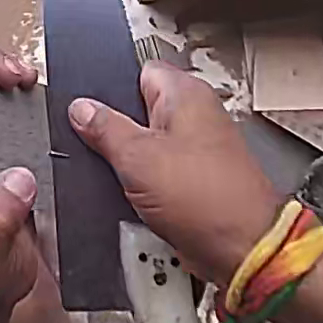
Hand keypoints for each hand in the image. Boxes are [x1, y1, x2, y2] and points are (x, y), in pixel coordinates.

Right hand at [68, 61, 280, 281]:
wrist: (241, 252)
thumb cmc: (206, 199)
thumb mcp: (136, 156)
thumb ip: (103, 127)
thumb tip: (81, 109)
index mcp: (186, 95)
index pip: (138, 71)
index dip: (109, 87)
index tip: (88, 106)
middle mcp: (194, 116)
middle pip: (137, 109)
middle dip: (114, 128)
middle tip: (99, 144)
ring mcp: (195, 149)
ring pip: (143, 144)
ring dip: (126, 160)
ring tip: (116, 174)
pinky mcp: (192, 180)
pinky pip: (153, 171)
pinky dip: (139, 182)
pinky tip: (129, 194)